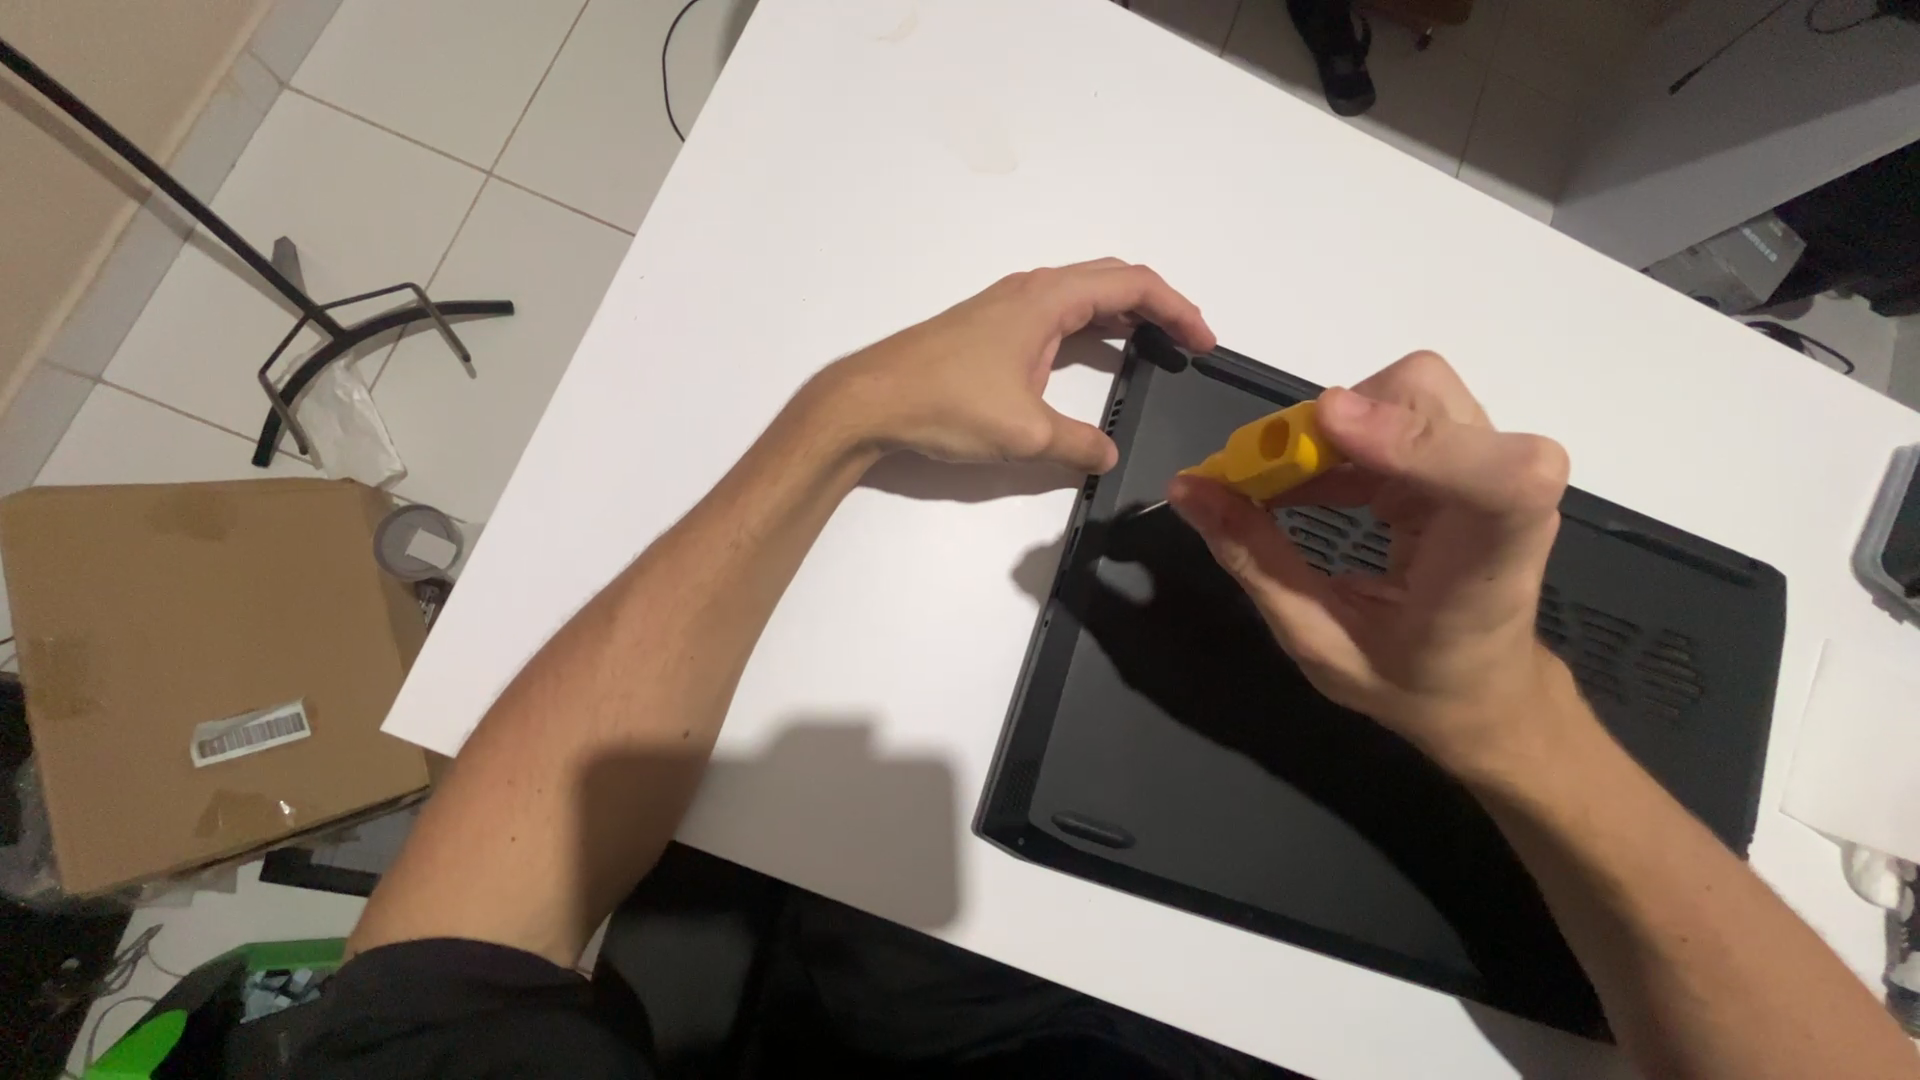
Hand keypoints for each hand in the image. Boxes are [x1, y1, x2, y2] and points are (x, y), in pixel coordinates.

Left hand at [817, 258, 1215, 473]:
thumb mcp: (1024, 433)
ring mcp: (1007, 305)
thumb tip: (1106, 456)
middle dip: (1156, 307)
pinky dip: (1087, 328)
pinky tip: (1090, 354)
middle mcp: (1031, 290)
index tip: (1203, 342)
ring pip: (1081, 296)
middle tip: (1185, 341)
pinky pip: (1055, 315)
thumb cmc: (947, 404)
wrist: (872, 400)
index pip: (1133, 285)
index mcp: (1049, 298)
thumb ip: (1076, 445)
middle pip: (1111, 280)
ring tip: (1151, 346)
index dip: (1178, 310)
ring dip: (1121, 315)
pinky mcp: (989, 327)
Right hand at [1167, 351, 1579, 776]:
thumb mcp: (1317, 641)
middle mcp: (1504, 496)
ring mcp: (1481, 464)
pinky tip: (1296, 484)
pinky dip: (1328, 440)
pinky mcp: (1453, 456)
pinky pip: (1387, 413)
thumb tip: (1188, 488)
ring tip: (1275, 485)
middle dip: (1338, 421)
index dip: (1415, 438)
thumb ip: (1256, 561)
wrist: (1480, 687)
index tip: (1326, 424)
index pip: (1496, 477)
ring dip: (1326, 429)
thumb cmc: (1411, 680)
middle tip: (1270, 474)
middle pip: (1431, 399)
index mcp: (1490, 563)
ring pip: (1406, 392)